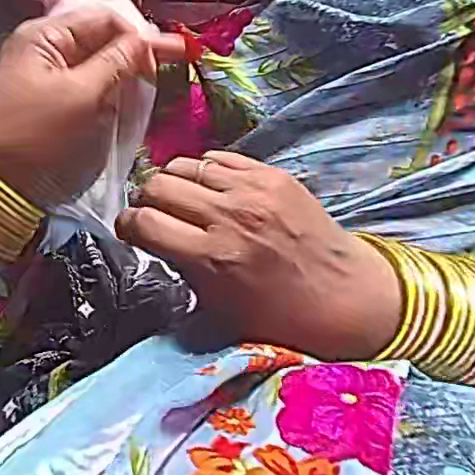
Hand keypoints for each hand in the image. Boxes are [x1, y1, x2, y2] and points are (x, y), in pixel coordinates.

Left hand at [0, 3, 184, 207]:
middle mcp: (44, 48)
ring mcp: (44, 75)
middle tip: (161, 78)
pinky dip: (106, 94)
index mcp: (46, 36)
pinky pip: (86, 86)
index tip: (171, 58)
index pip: (106, 18)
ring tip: (144, 94)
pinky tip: (121, 106)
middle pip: (101, 39)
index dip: (140, 34)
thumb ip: (117, 63)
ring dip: (121, 77)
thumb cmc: (34, 135)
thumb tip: (148, 40)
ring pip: (97, 64)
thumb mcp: (80, 96)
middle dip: (133, 56)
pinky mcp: (48, 101)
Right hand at [116, 152, 400, 358]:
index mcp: (212, 257)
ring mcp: (253, 189)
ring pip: (184, 164)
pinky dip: (206, 172)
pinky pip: (218, 157)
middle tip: (155, 214)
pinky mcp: (272, 174)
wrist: (348, 297)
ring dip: (174, 182)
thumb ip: (180, 268)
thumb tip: (152, 236)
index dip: (127, 225)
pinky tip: (212, 189)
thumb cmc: (279, 316)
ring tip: (183, 199)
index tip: (131, 231)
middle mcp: (228, 216)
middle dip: (146, 201)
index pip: (142, 221)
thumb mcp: (218, 307)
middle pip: (157, 185)